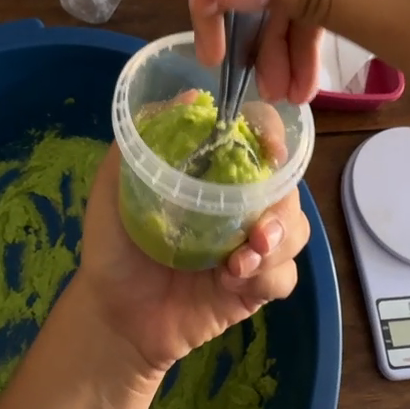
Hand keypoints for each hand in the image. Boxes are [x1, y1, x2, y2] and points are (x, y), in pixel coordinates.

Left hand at [70, 142, 309, 373]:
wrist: (112, 313)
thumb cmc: (113, 242)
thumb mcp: (115, 183)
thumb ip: (145, 137)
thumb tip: (189, 95)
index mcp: (214, 172)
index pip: (259, 140)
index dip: (274, 137)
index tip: (270, 149)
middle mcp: (240, 203)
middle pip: (287, 187)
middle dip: (282, 203)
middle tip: (259, 227)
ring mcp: (251, 246)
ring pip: (297, 230)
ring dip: (279, 241)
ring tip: (241, 261)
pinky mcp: (255, 288)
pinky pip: (285, 277)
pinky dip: (268, 276)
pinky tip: (232, 282)